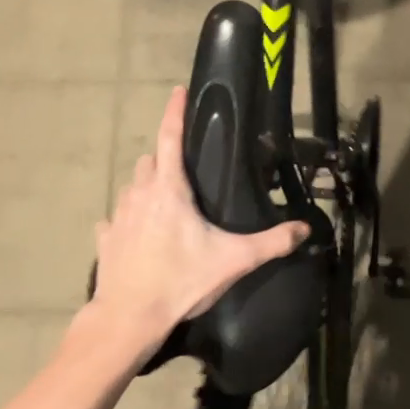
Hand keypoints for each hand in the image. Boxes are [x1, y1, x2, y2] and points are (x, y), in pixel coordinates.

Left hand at [92, 86, 308, 340]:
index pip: (170, 137)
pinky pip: (115, 220)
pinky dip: (127, 221)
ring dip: (147, 188)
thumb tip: (303, 228)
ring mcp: (117, 216)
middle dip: (164, 159)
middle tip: (185, 172)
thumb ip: (271, 243)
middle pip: (150, 161)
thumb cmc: (181, 281)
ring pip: (132, 187)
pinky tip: (137, 236)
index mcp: (169, 189)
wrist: (129, 318)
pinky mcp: (105, 239)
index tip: (178, 91)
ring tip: (165, 206)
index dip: (175, 111)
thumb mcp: (233, 261)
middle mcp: (139, 194)